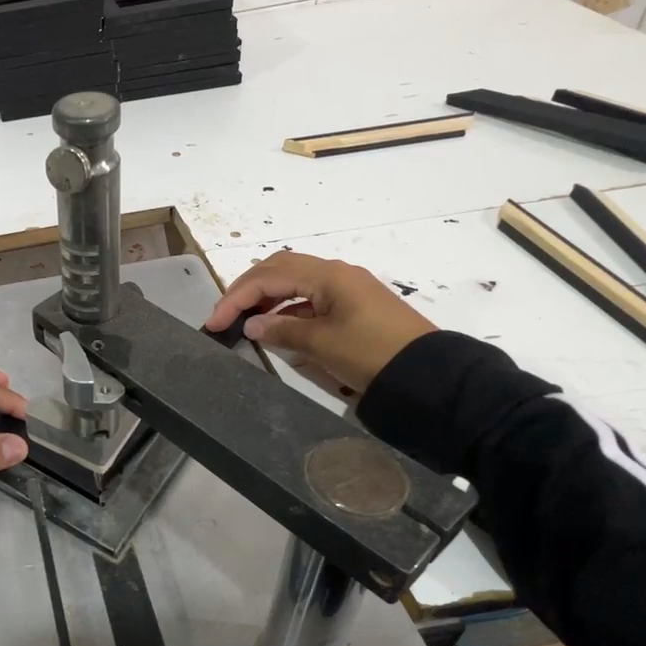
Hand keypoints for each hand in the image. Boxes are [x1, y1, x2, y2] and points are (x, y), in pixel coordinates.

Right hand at [203, 251, 436, 392]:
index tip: (213, 322)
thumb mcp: (321, 344)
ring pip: (294, 282)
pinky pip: (311, 298)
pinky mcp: (355, 306)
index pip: (268, 277)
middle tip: (224, 315)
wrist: (432, 376)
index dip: (236, 298)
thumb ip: (281, 331)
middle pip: (279, 270)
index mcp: (327, 275)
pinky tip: (275, 327)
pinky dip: (287, 308)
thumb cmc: (372, 354)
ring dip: (266, 298)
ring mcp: (348, 288)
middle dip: (247, 290)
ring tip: (245, 322)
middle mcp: (336, 273)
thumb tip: (251, 325)